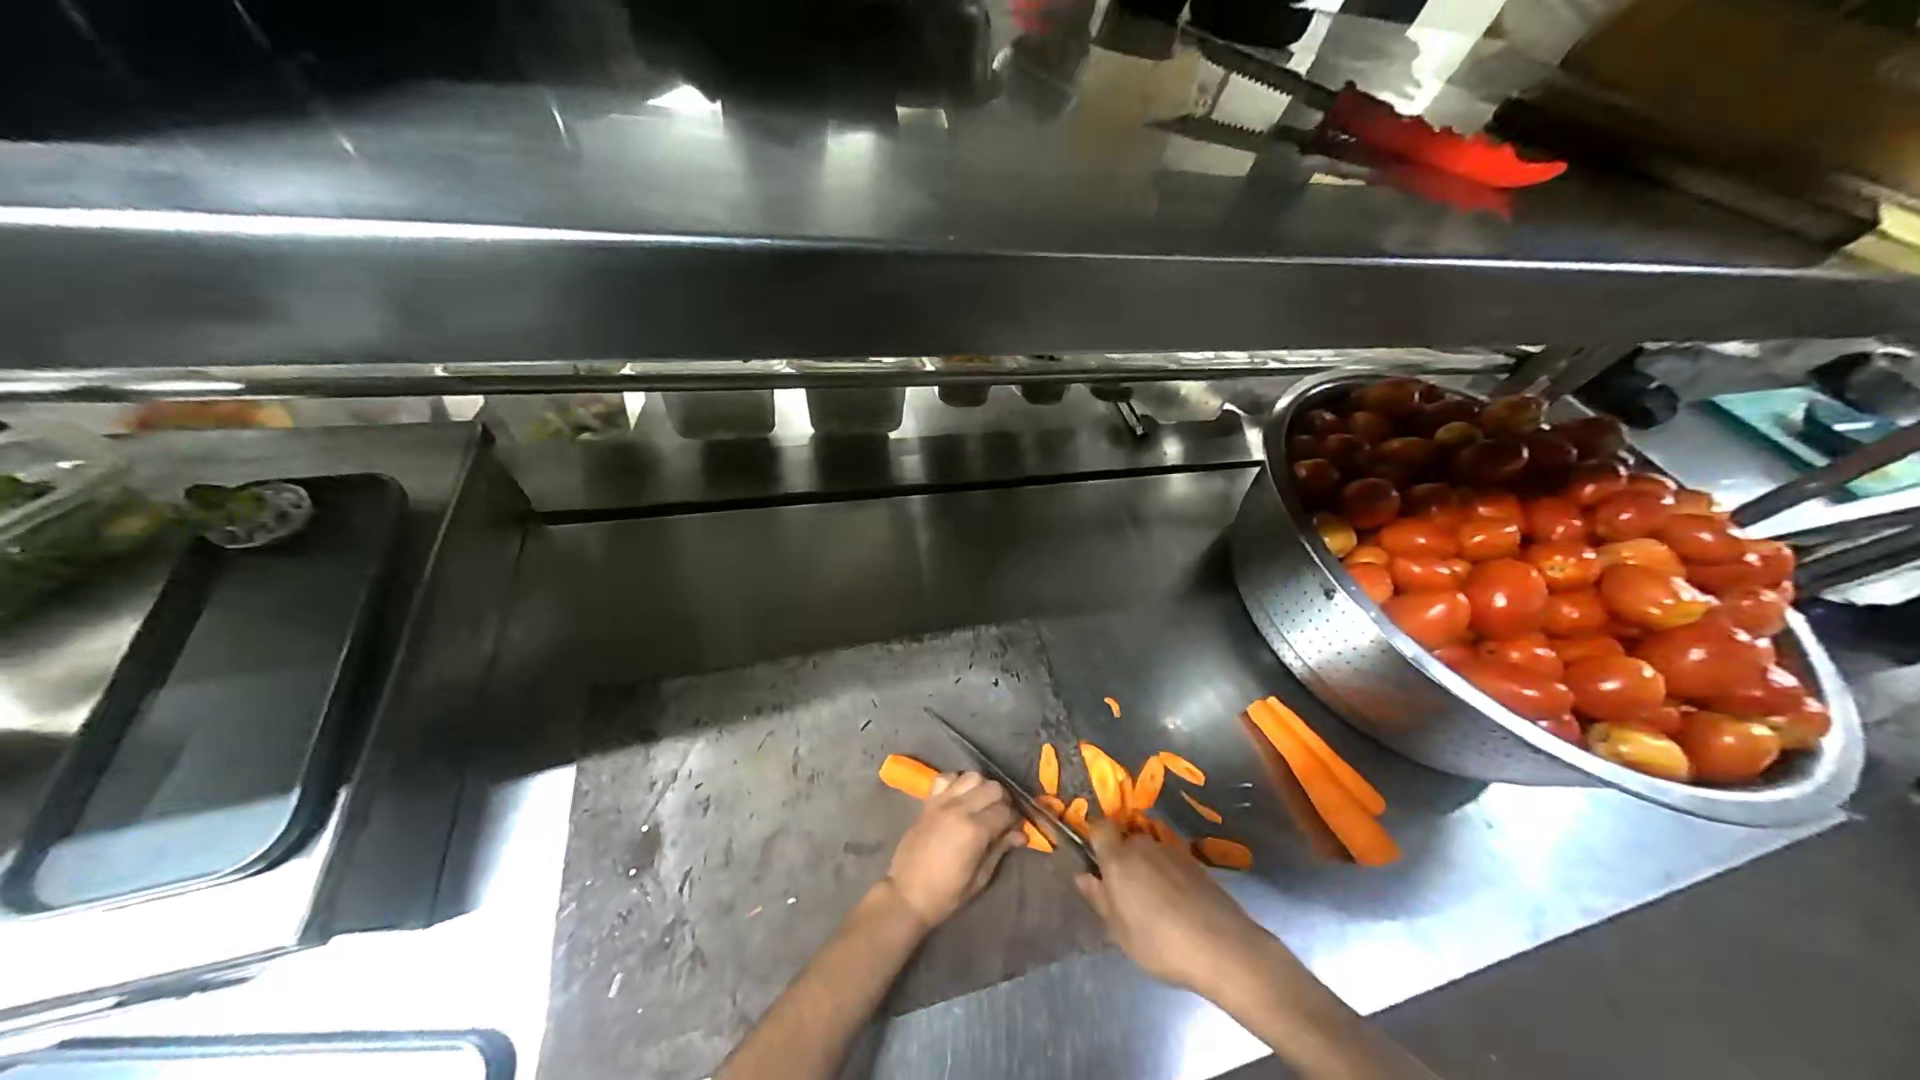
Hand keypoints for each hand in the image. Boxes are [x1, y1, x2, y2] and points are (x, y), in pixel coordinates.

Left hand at [885, 772, 1025, 928]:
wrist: (906, 895)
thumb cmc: (946, 894)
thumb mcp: (980, 879)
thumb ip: (1000, 850)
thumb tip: (1020, 834)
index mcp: (974, 831)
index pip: (1006, 810)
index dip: (1014, 819)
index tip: (1014, 829)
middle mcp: (959, 809)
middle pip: (993, 787)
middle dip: (1002, 800)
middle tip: (1000, 816)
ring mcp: (941, 803)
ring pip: (972, 776)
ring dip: (982, 788)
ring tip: (981, 804)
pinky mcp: (927, 802)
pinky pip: (945, 778)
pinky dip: (956, 782)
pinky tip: (959, 797)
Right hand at [1075, 820, 1274, 996]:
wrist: (1223, 947)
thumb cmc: (1160, 942)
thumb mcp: (1119, 931)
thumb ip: (1099, 899)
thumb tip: (1083, 876)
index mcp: (1118, 858)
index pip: (1100, 829)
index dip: (1096, 841)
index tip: (1097, 864)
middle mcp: (1144, 845)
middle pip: (1127, 841)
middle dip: (1123, 859)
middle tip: (1125, 892)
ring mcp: (1173, 852)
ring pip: (1151, 852)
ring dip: (1148, 868)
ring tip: (1154, 902)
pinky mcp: (1197, 864)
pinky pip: (1172, 863)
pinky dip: (1170, 876)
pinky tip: (1177, 905)